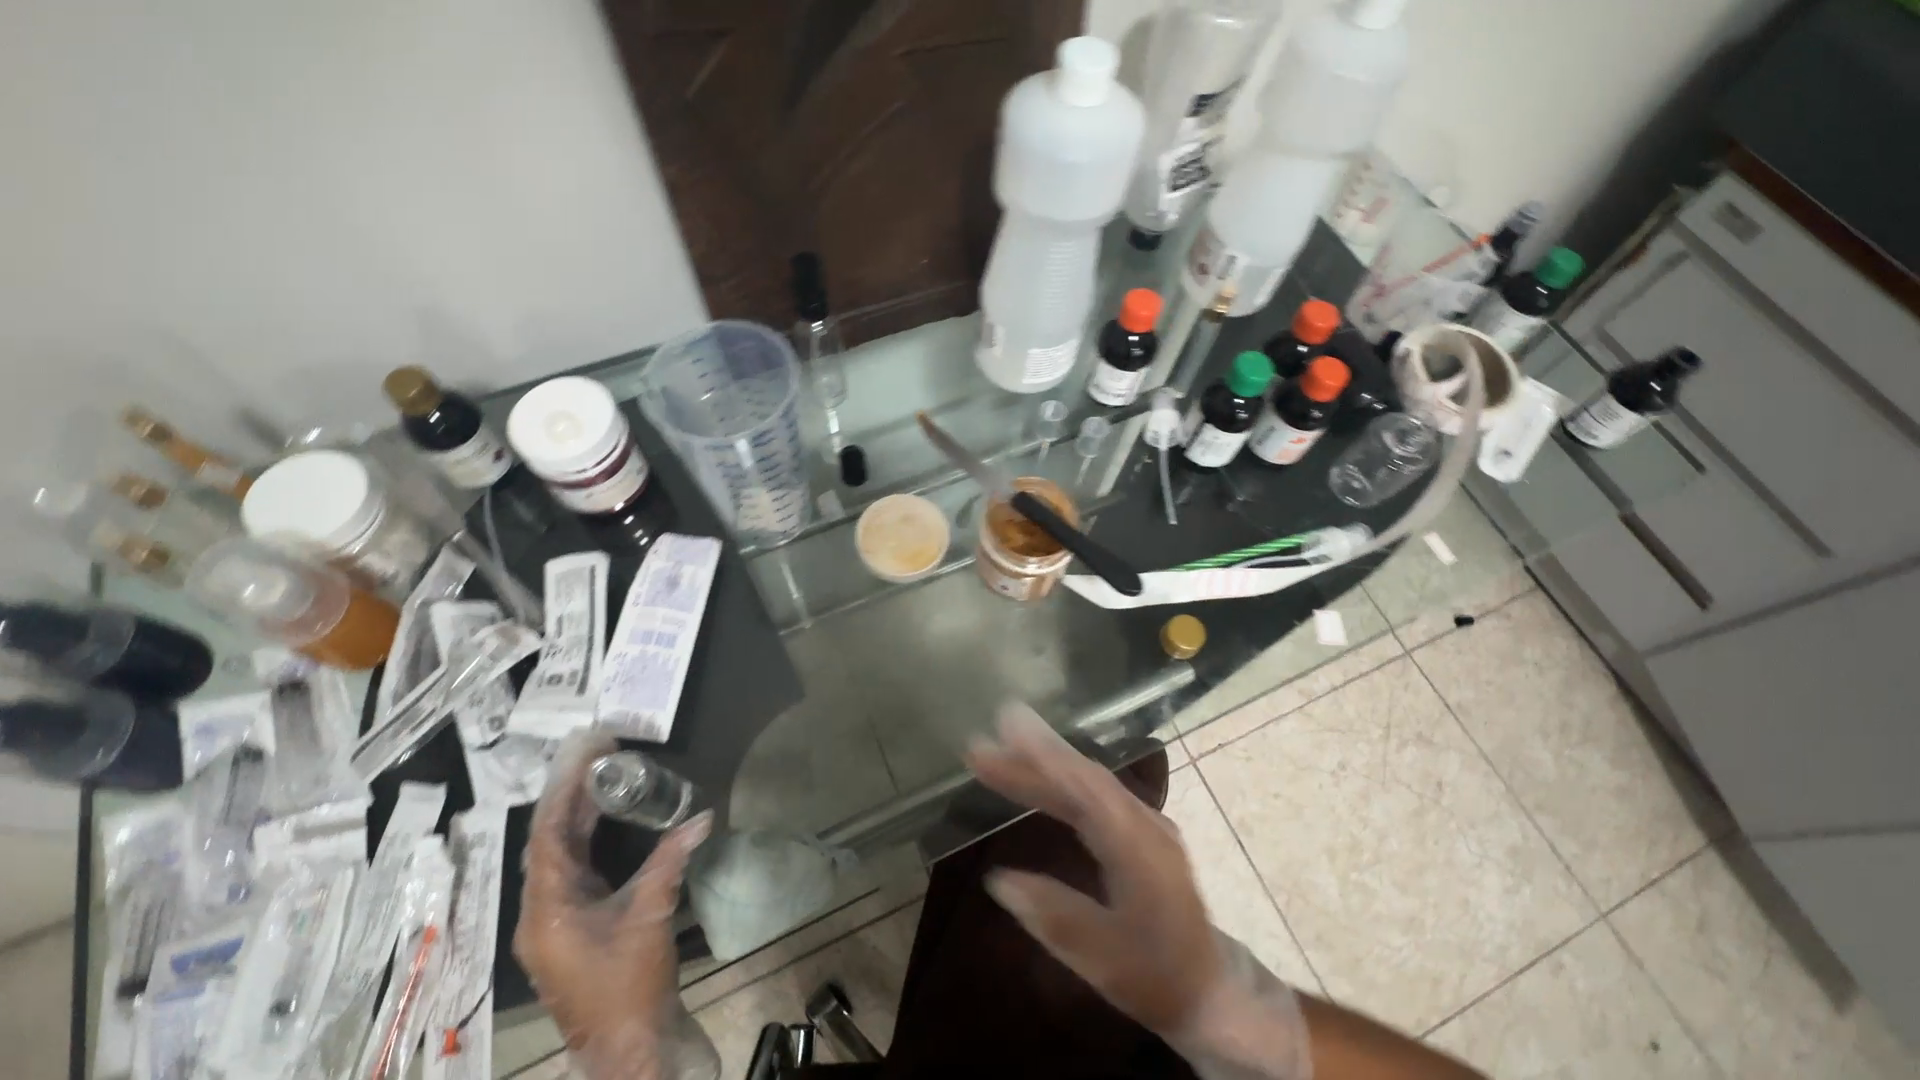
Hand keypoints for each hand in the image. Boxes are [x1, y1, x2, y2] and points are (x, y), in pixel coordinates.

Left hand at [513, 732, 716, 1079]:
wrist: (627, 1048)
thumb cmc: (630, 984)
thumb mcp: (650, 917)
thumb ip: (670, 862)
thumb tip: (700, 818)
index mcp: (546, 908)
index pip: (548, 833)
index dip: (566, 789)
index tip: (587, 754)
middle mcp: (538, 913)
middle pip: (549, 842)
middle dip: (572, 797)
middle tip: (600, 757)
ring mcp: (549, 925)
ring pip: (558, 858)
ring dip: (577, 820)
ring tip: (603, 778)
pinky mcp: (567, 932)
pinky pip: (569, 876)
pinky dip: (585, 845)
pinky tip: (603, 824)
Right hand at [965, 702, 1224, 1035]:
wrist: (1210, 994)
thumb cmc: (1158, 978)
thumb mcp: (1104, 960)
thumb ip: (1056, 916)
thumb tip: (999, 879)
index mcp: (1138, 847)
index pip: (1086, 789)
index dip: (1044, 757)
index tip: (1005, 730)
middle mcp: (1145, 825)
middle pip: (1085, 779)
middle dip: (1036, 755)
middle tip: (988, 738)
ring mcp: (1147, 829)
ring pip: (1091, 785)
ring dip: (1047, 766)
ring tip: (1002, 752)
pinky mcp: (1142, 838)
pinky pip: (1097, 797)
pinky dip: (1063, 783)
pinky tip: (1041, 783)